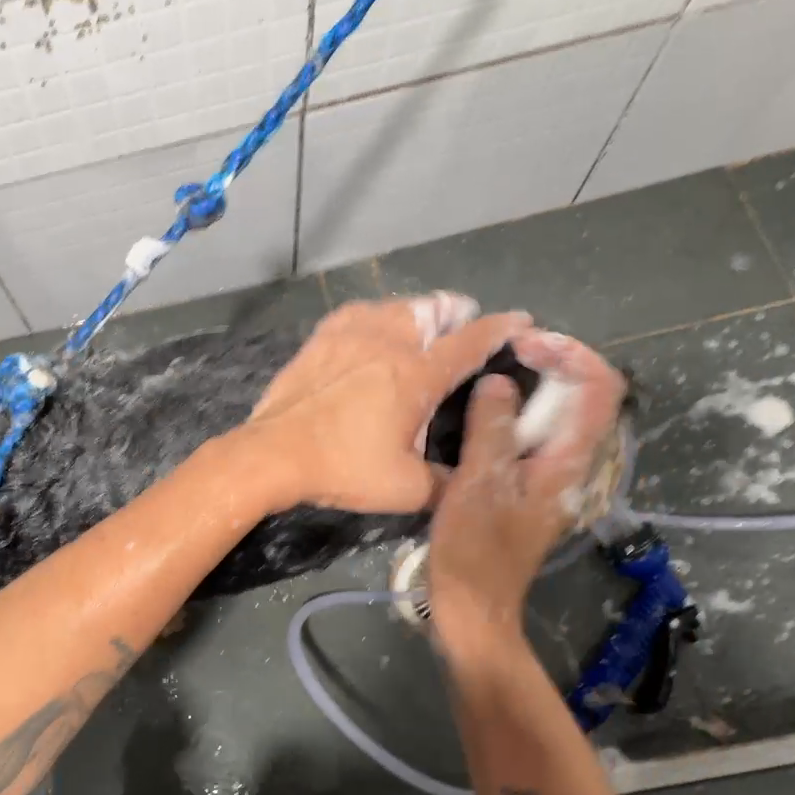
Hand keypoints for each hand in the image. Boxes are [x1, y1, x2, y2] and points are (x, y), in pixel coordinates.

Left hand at [238, 294, 530, 512]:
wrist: (273, 454)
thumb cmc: (343, 468)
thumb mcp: (406, 488)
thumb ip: (446, 482)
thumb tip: (470, 480)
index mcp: (417, 373)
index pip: (471, 340)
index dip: (501, 328)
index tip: (521, 320)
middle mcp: (388, 341)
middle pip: (433, 309)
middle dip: (456, 312)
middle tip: (463, 326)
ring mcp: (349, 334)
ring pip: (395, 306)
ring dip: (417, 312)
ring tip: (422, 328)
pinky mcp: (320, 338)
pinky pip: (359, 314)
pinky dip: (378, 317)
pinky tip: (373, 334)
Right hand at [427, 330, 626, 634]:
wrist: (472, 607)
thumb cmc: (475, 550)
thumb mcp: (478, 484)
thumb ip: (492, 428)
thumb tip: (500, 381)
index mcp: (569, 462)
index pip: (600, 388)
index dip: (571, 354)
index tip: (523, 344)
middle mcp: (570, 465)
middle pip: (582, 396)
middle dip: (551, 362)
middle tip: (503, 350)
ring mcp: (549, 477)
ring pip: (556, 415)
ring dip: (531, 385)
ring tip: (490, 370)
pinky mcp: (527, 486)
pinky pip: (530, 434)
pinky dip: (513, 411)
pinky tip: (480, 412)